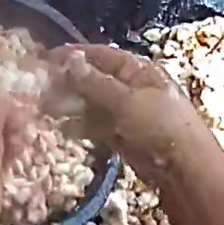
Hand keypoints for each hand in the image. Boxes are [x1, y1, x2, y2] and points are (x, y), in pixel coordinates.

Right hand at [49, 44, 216, 187]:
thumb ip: (95, 83)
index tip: (47, 59)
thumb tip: (71, 61)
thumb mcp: (126, 101)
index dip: (74, 55)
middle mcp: (130, 88)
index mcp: (138, 71)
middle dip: (68, 83)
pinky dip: (79, 126)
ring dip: (70, 105)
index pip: (101, 55)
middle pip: (93, 79)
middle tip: (40, 89)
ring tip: (44, 109)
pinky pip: (95, 125)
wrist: (183, 169)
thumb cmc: (159, 126)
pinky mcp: (120, 135)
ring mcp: (125, 113)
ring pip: (91, 104)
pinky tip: (62, 128)